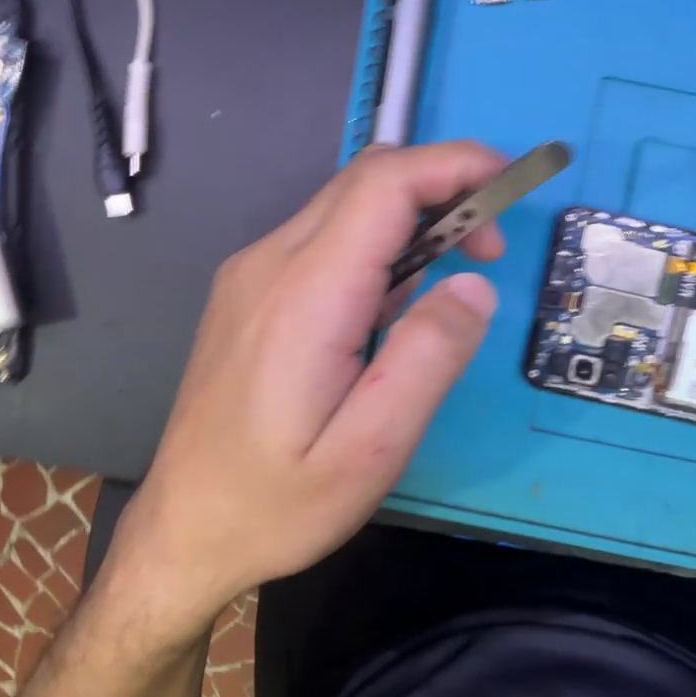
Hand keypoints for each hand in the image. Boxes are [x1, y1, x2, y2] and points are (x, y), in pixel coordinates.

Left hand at [96, 142, 507, 635]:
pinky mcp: (248, 295)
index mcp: (306, 295)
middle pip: (365, 182)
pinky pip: (322, 242)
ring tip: (446, 293)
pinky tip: (387, 316)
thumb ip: (427, 359)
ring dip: (410, 222)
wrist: (184, 530)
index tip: (511, 187)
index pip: (384, 184)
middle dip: (442, 190)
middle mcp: (270, 264)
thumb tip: (475, 283)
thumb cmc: (277, 503)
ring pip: (344, 208)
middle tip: (490, 253)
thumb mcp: (370, 450)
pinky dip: (375, 250)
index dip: (454, 166)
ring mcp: (252, 276)